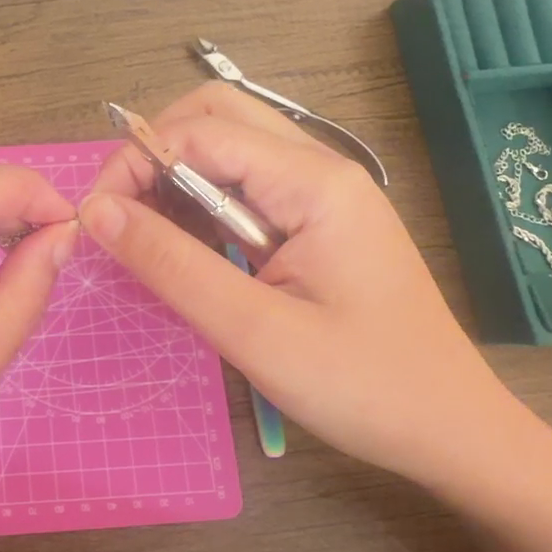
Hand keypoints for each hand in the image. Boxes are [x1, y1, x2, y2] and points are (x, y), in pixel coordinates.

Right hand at [83, 84, 533, 490]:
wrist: (455, 434)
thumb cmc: (363, 386)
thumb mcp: (254, 331)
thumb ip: (171, 264)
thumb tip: (95, 211)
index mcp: (313, 182)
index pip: (201, 133)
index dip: (135, 162)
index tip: (96, 219)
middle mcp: (319, 169)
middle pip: (217, 117)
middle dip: (154, 153)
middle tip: (120, 216)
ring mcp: (322, 194)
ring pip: (228, 148)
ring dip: (175, 177)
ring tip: (145, 237)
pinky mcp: (317, 222)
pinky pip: (245, 187)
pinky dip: (200, 204)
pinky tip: (187, 249)